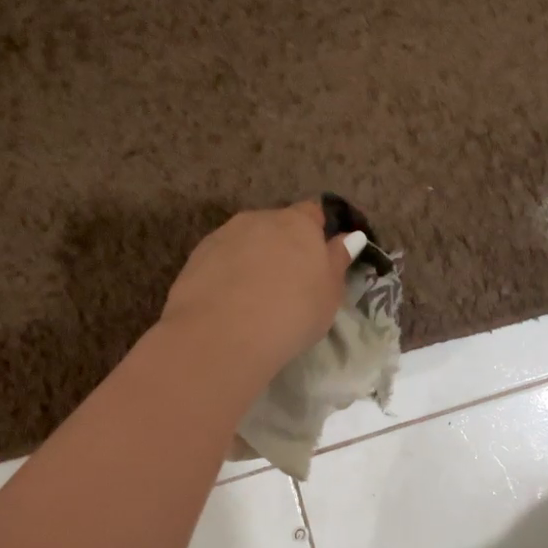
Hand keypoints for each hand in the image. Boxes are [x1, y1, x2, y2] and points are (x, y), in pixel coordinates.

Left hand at [157, 200, 355, 379]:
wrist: (222, 335)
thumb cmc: (292, 312)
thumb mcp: (330, 292)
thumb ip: (339, 259)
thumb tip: (352, 236)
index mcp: (298, 223)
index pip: (314, 212)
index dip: (319, 231)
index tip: (321, 259)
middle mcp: (259, 219)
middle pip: (277, 225)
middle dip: (285, 246)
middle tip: (291, 282)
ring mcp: (224, 236)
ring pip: (247, 241)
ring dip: (255, 259)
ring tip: (258, 296)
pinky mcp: (196, 257)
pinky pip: (222, 259)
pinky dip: (230, 273)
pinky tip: (232, 302)